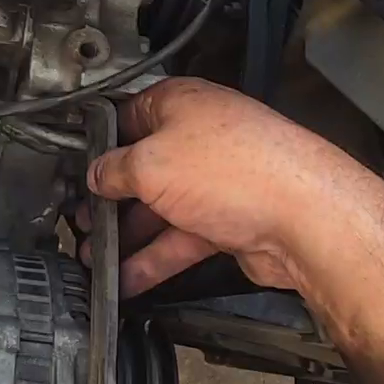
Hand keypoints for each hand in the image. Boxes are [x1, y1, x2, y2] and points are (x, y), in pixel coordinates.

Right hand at [85, 77, 383, 295]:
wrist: (306, 219)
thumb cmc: (234, 171)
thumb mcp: (149, 164)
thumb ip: (113, 170)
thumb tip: (97, 174)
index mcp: (177, 103)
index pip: (124, 118)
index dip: (97, 146)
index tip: (76, 171)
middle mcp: (198, 136)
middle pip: (141, 168)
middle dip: (108, 200)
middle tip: (81, 221)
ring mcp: (216, 180)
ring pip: (160, 209)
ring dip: (127, 236)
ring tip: (94, 258)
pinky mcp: (230, 219)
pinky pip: (182, 239)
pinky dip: (155, 259)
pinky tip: (127, 280)